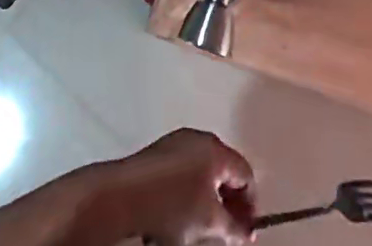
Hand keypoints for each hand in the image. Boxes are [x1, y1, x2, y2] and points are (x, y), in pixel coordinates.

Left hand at [102, 129, 255, 245]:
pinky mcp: (156, 153)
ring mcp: (175, 143)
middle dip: (228, 202)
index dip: (250, 204)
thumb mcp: (208, 223)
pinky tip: (178, 214)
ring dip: (207, 198)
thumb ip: (233, 228)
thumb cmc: (172, 205)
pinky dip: (188, 191)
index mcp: (216, 149)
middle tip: (227, 229)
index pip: (245, 174)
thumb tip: (246, 233)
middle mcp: (198, 138)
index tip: (246, 230)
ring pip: (202, 171)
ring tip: (200, 225)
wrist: (122, 197)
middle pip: (223, 170)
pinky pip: (183, 171)